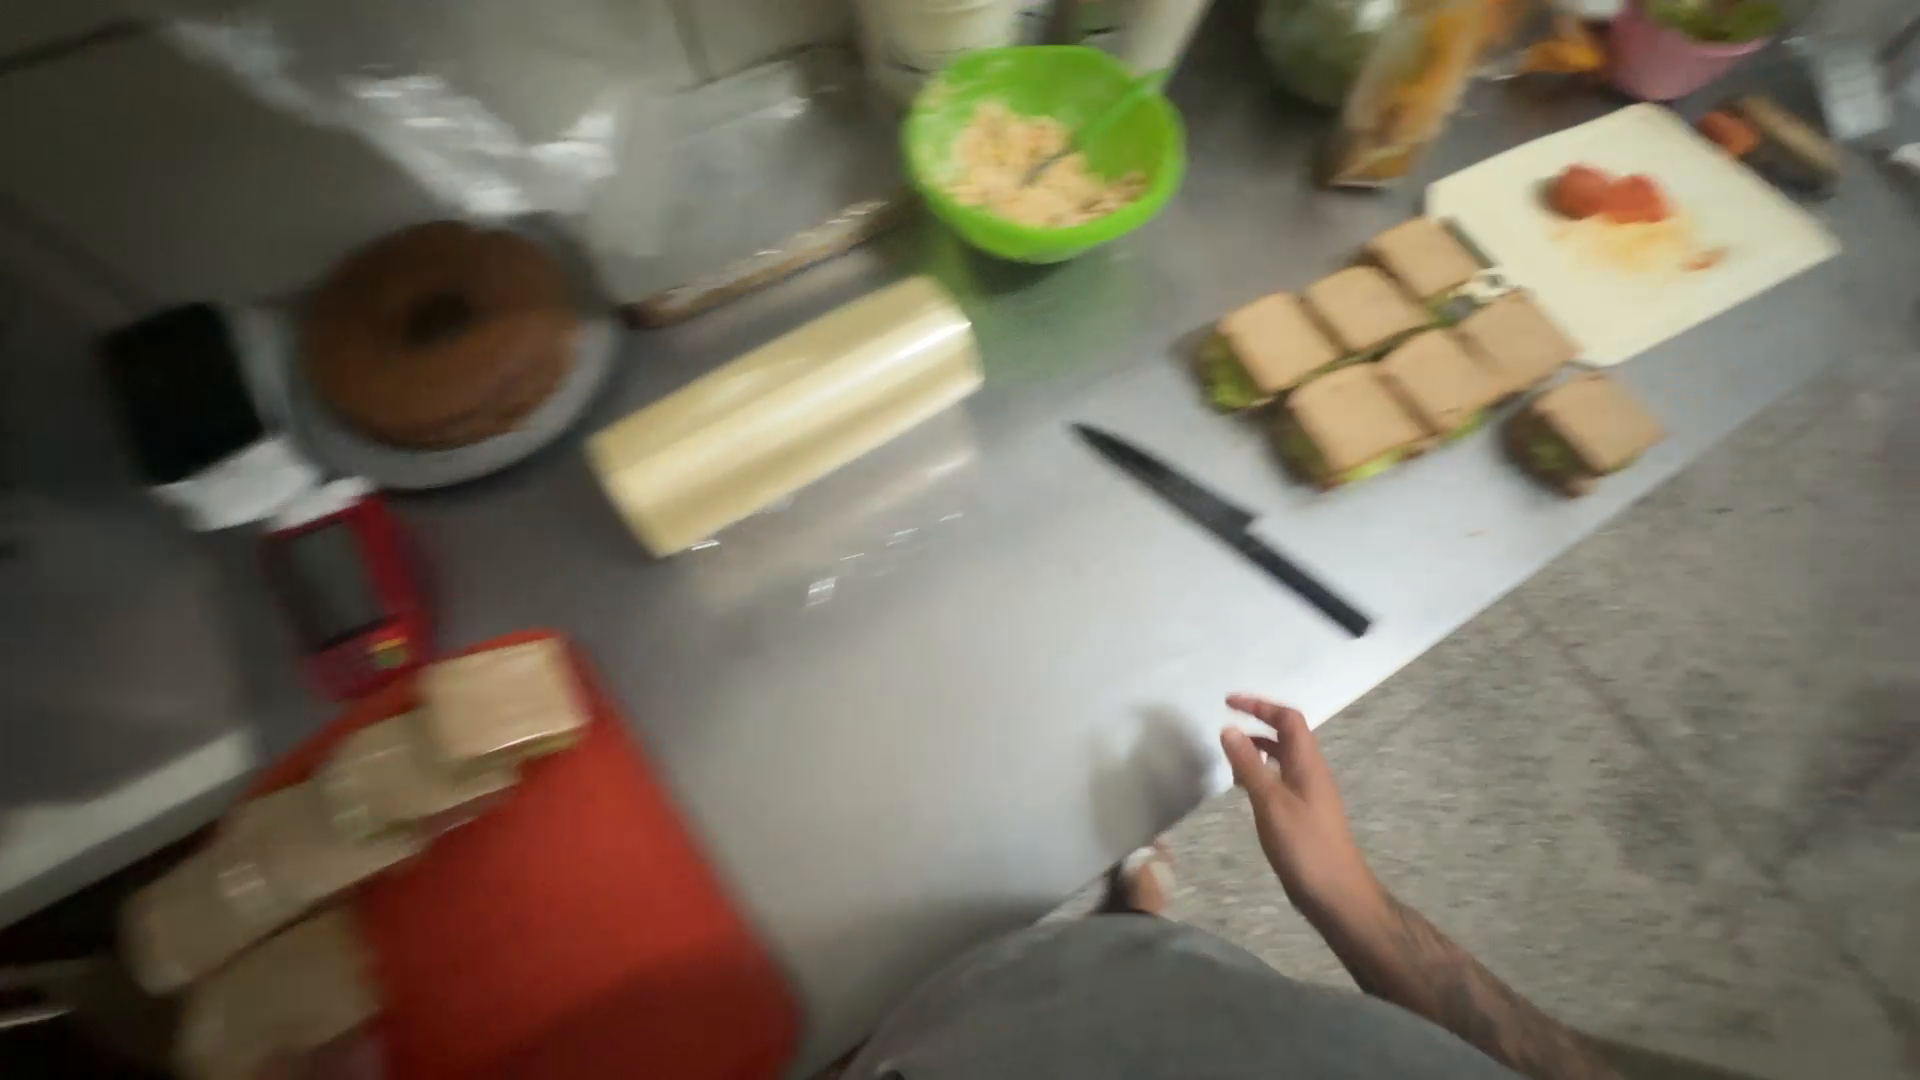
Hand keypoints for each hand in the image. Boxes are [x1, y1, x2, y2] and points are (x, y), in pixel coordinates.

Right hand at [1220, 695, 1383, 924]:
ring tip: (1230, 752)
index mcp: (1308, 764)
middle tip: (1226, 723)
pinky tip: (1244, 786)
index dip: (1260, 705)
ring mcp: (1310, 794)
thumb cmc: (1305, 846)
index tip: (1229, 702)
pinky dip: (1260, 771)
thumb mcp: (1270, 802)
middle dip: (1258, 722)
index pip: (1288, 719)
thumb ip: (1249, 765)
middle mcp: (1311, 773)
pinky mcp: (1304, 814)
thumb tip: (1229, 729)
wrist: (1338, 897)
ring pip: (1283, 757)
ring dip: (1258, 747)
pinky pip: (1281, 778)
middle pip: (1288, 734)